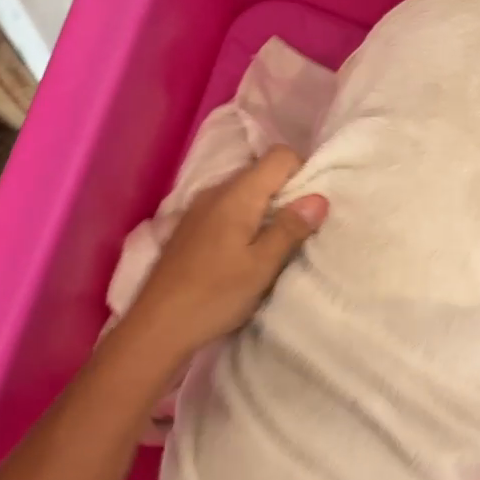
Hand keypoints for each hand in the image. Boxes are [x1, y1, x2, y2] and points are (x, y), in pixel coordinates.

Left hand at [124, 147, 328, 357]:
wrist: (158, 324)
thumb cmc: (216, 295)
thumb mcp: (262, 266)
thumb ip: (290, 228)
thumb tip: (320, 197)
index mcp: (237, 195)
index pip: (279, 155)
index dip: (303, 171)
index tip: (313, 206)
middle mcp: (215, 191)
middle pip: (261, 172)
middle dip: (287, 192)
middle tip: (301, 229)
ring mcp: (199, 209)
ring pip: (244, 192)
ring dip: (266, 209)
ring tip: (277, 243)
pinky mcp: (190, 227)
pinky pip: (227, 209)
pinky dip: (245, 220)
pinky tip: (246, 252)